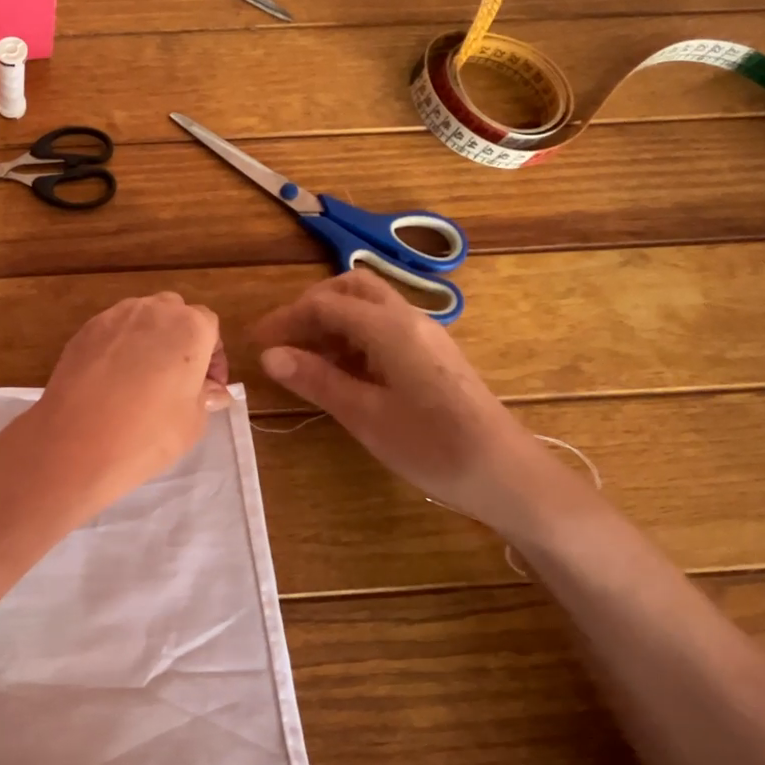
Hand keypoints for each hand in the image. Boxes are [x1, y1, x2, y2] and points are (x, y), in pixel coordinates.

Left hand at [24, 292, 230, 511]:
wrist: (77, 441)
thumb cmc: (148, 432)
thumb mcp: (193, 422)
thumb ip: (206, 397)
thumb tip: (212, 390)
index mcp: (189, 327)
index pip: (209, 325)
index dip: (213, 356)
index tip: (209, 386)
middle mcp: (151, 311)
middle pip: (173, 313)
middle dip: (180, 339)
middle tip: (178, 378)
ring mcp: (112, 318)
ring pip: (139, 318)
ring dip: (148, 339)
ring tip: (143, 378)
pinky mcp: (83, 331)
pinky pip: (111, 332)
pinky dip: (118, 347)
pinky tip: (112, 380)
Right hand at [250, 269, 572, 531]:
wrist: (508, 475)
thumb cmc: (433, 446)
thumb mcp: (365, 416)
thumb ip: (316, 380)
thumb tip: (269, 355)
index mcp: (390, 328)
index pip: (324, 304)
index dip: (285, 319)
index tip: (256, 343)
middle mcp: (409, 320)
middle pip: (350, 289)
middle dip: (311, 307)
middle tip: (284, 340)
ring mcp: (425, 336)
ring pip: (369, 306)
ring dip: (332, 321)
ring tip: (306, 359)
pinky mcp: (433, 355)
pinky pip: (384, 327)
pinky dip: (353, 336)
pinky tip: (342, 372)